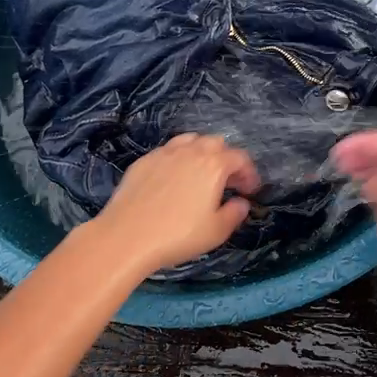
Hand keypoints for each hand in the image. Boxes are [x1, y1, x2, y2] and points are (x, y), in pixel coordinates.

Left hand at [79, 134, 259, 274]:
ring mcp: (164, 153)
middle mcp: (190, 151)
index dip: (249, 173)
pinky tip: (173, 178)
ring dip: (201, 152)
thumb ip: (234, 214)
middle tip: (226, 182)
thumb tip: (241, 203)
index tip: (249, 190)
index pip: (240, 158)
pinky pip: (167, 151)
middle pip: (216, 142)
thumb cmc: (178, 235)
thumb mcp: (216, 232)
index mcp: (214, 165)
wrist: (127, 236)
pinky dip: (177, 158)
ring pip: (190, 140)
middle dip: (226, 159)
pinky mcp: (143, 161)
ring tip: (200, 174)